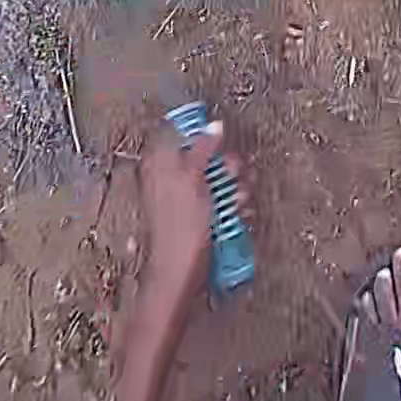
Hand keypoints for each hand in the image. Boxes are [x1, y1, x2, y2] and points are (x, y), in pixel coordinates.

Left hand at [139, 122, 244, 295]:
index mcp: (161, 163)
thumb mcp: (192, 178)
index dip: (204, 135)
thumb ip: (203, 148)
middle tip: (236, 175)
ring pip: (217, 180)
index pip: (183, 135)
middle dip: (227, 166)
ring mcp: (186, 199)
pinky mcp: (199, 217)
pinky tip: (240, 211)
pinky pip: (219, 201)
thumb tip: (215, 126)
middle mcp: (170, 178)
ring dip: (235, 186)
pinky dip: (232, 204)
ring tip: (240, 198)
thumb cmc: (179, 227)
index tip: (221, 142)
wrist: (179, 274)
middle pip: (206, 158)